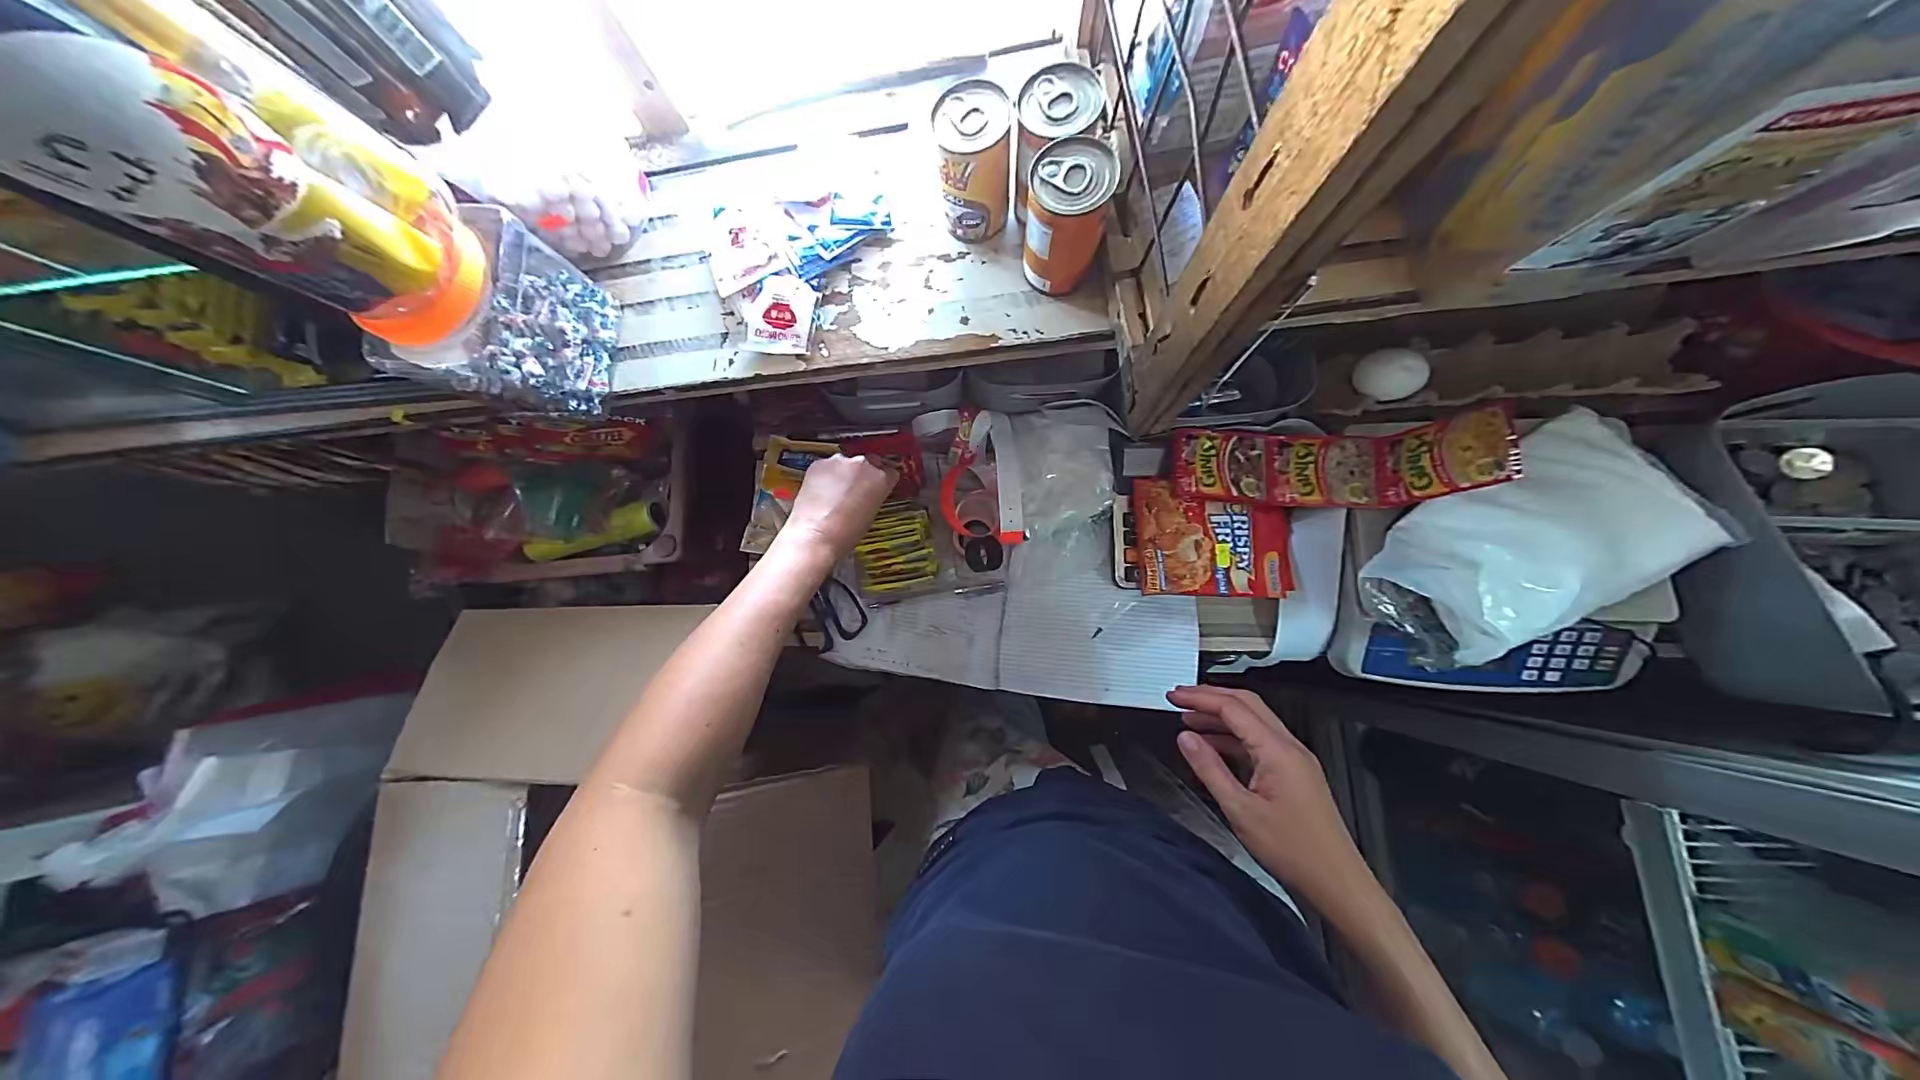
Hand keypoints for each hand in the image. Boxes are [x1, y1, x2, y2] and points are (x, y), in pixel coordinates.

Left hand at [779, 455, 890, 562]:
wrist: (817, 534)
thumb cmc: (846, 532)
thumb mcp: (872, 514)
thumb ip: (874, 496)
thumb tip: (868, 493)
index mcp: (882, 478)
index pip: (889, 472)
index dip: (882, 480)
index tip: (876, 486)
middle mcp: (863, 464)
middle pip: (869, 462)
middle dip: (864, 474)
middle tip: (855, 491)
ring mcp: (840, 461)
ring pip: (846, 463)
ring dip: (843, 473)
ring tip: (836, 494)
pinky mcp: (819, 463)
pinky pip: (826, 466)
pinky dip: (825, 476)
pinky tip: (821, 492)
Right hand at [1167, 685, 1378, 909]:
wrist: (1336, 881)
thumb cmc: (1294, 851)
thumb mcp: (1240, 810)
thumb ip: (1209, 768)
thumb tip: (1186, 739)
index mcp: (1278, 751)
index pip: (1233, 708)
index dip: (1199, 698)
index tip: (1174, 696)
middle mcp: (1290, 748)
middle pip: (1246, 704)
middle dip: (1210, 696)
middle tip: (1180, 698)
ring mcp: (1295, 759)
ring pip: (1254, 721)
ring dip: (1221, 715)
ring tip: (1190, 719)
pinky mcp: (1295, 772)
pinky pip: (1260, 741)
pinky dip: (1233, 735)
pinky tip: (1214, 744)